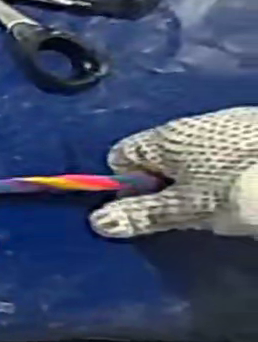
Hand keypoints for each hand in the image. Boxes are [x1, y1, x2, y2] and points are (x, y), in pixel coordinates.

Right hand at [89, 107, 257, 238]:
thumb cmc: (248, 191)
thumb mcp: (189, 210)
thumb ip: (141, 214)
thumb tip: (98, 222)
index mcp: (166, 137)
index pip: (122, 156)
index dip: (132, 183)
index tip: (158, 204)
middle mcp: (201, 120)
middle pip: (168, 153)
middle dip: (176, 177)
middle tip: (203, 205)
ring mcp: (248, 120)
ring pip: (211, 150)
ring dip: (216, 171)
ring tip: (246, 194)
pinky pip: (248, 148)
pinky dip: (250, 165)